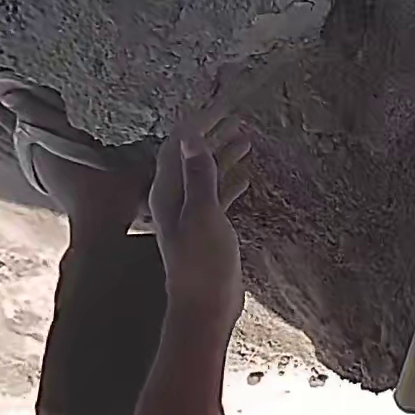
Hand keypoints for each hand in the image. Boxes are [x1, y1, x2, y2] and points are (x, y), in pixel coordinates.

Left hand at [149, 112, 252, 338]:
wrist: (206, 306)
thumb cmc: (202, 262)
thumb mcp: (203, 214)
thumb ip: (199, 176)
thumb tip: (191, 138)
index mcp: (168, 193)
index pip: (178, 148)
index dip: (197, 125)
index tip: (220, 109)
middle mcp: (175, 199)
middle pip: (192, 158)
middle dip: (213, 136)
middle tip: (237, 119)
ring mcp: (191, 214)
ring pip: (207, 175)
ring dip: (223, 155)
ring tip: (246, 138)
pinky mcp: (207, 228)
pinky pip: (218, 194)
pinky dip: (230, 180)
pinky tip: (246, 175)